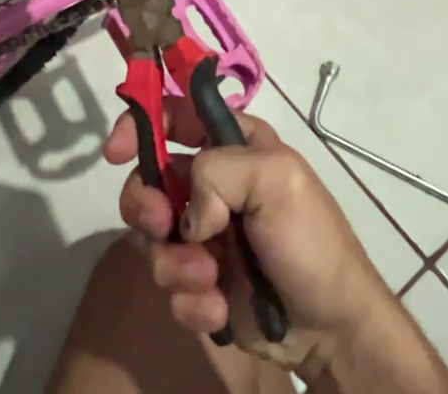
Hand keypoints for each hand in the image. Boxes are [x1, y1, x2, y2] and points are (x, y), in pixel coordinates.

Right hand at [107, 99, 395, 367]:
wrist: (330, 330)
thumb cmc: (311, 242)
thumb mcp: (278, 180)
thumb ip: (218, 170)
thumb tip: (188, 214)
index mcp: (235, 147)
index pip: (178, 116)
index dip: (142, 122)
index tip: (116, 150)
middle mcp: (212, 186)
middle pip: (148, 179)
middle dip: (146, 205)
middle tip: (162, 225)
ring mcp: (203, 236)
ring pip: (151, 237)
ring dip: (175, 262)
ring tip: (209, 279)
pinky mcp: (199, 283)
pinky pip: (169, 285)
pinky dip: (191, 300)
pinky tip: (218, 309)